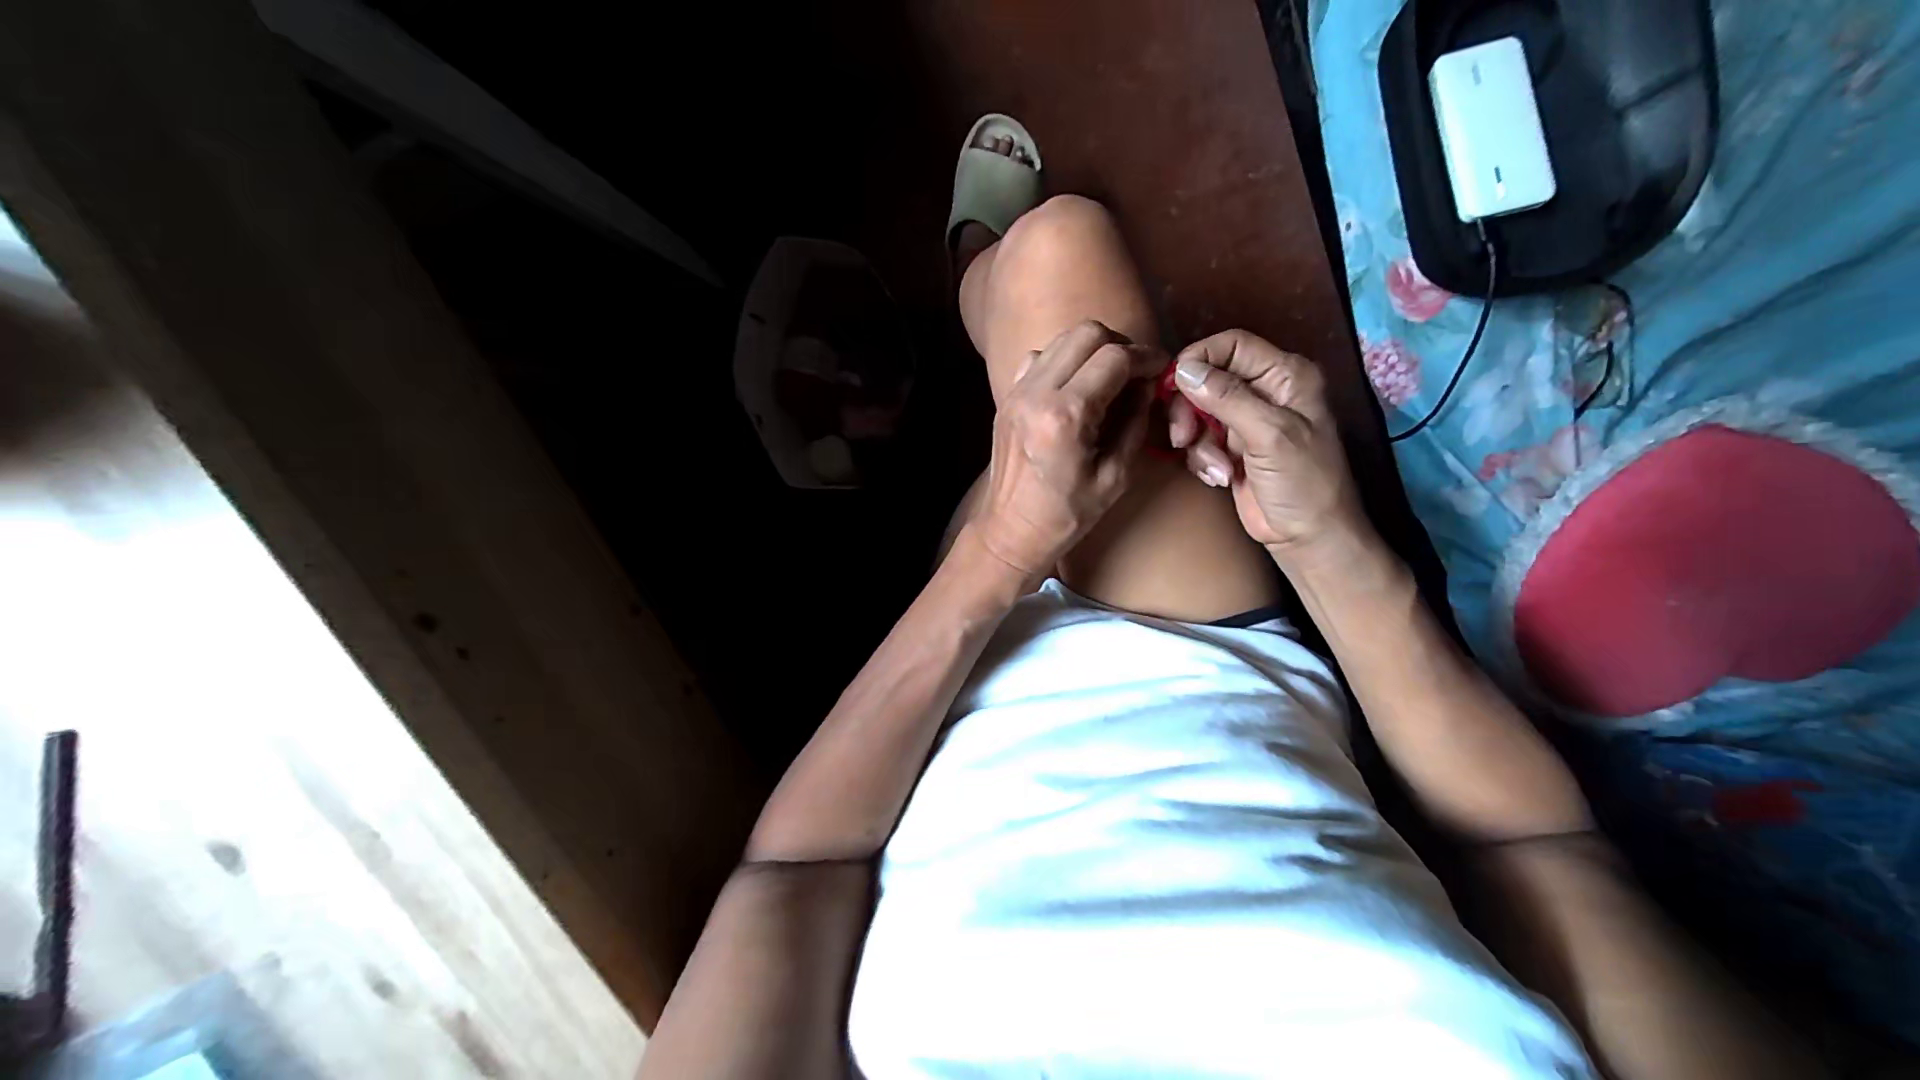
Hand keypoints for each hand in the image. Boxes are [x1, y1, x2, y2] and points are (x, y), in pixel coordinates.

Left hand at [974, 320, 1163, 581]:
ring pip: (1061, 340)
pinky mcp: (1007, 399)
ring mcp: (1016, 393)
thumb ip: (1135, 422)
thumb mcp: (1115, 477)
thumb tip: (1146, 385)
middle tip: (1135, 372)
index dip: (1146, 357)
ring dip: (1091, 350)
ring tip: (1108, 379)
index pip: (1115, 357)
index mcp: (1065, 416)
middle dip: (1119, 345)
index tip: (1160, 369)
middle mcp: (1036, 394)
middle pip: (1087, 333)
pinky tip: (1074, 388)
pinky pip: (1038, 358)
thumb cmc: (1065, 516)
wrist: (1010, 532)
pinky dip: (1062, 361)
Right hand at [1166, 329, 1366, 560]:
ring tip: (1216, 469)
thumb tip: (1183, 369)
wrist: (1308, 537)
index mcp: (1285, 375)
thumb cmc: (1303, 483)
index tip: (1173, 386)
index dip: (1199, 359)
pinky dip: (1202, 459)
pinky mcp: (1231, 447)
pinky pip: (1199, 440)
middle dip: (1190, 408)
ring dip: (1197, 442)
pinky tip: (1219, 477)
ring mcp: (1246, 421)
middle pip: (1207, 378)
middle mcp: (1265, 391)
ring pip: (1197, 411)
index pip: (1232, 345)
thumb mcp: (1268, 435)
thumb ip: (1226, 398)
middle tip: (1182, 436)